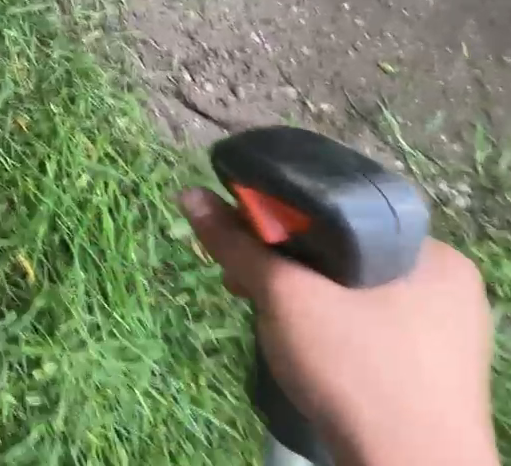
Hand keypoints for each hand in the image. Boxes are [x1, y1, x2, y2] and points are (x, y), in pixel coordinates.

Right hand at [178, 187, 497, 465]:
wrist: (407, 465)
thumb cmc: (355, 365)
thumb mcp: (281, 293)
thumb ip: (235, 242)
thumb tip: (189, 194)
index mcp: (432, 257)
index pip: (336, 213)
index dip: (276, 218)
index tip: (239, 240)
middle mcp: (443, 284)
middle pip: (334, 248)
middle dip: (277, 260)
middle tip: (243, 281)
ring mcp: (439, 326)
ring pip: (340, 283)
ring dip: (291, 290)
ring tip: (261, 310)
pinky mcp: (424, 359)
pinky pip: (357, 314)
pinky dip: (318, 316)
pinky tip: (297, 337)